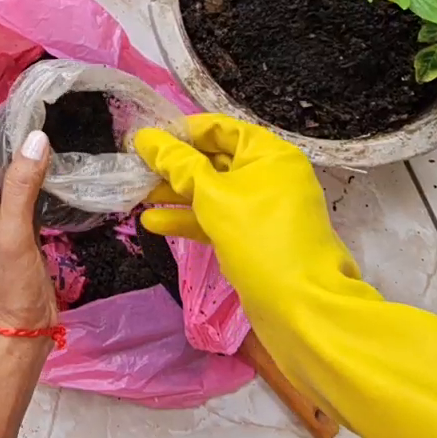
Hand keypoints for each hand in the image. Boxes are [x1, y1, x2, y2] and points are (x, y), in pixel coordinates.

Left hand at [0, 106, 58, 333]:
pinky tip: (47, 172)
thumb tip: (34, 137)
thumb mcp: (15, 234)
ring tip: (31, 135)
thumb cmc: (8, 287)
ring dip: (3, 152)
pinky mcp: (16, 234)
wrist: (18, 334)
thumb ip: (22, 187)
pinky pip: (13, 194)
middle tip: (14, 117)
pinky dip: (24, 175)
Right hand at [134, 114, 359, 293]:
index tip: (146, 142)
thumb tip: (145, 137)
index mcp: (268, 154)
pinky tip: (153, 223)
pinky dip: (189, 218)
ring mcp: (261, 209)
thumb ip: (176, 163)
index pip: (219, 127)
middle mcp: (268, 175)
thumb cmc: (259, 239)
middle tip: (135, 169)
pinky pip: (216, 219)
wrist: (300, 309)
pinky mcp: (252, 239)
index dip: (181, 132)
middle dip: (173, 166)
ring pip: (211, 192)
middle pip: (213, 159)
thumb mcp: (212, 194)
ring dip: (175, 193)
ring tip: (137, 196)